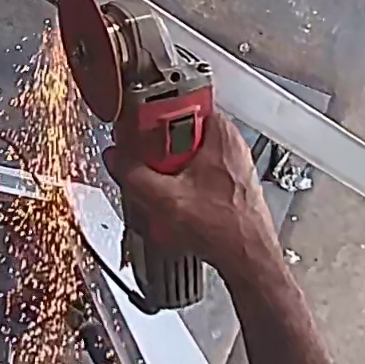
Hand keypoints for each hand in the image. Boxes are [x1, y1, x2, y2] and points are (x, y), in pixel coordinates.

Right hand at [103, 113, 284, 282]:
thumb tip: (115, 158)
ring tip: (158, 184)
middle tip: (145, 162)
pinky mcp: (231, 179)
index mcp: (220, 132)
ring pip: (188, 150)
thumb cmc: (226, 230)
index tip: (139, 127)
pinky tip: (175, 199)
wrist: (249, 260)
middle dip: (158, 146)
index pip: (179, 103)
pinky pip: (197, 167)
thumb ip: (133, 175)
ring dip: (169, 165)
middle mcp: (230, 141)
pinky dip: (182, 178)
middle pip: (180, 129)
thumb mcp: (165, 200)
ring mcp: (232, 161)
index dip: (154, 114)